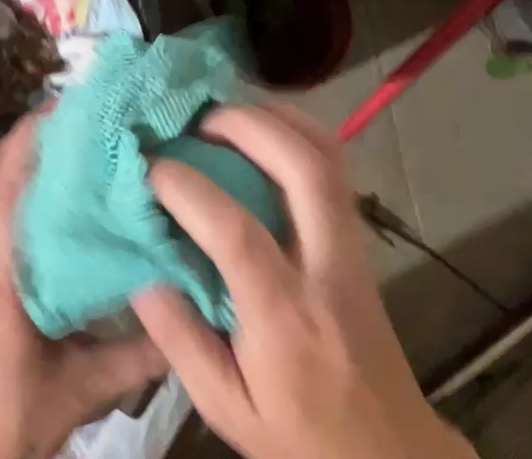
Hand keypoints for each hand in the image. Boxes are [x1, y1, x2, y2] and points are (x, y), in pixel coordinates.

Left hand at [0, 113, 166, 458]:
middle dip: (19, 138)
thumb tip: (192, 311)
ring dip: (2, 157)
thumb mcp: (87, 385)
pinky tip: (20, 184)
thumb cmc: (22, 412)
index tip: (64, 110)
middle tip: (65, 115)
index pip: (6, 190)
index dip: (29, 143)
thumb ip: (139, 351)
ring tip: (45, 140)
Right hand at [130, 101, 476, 458]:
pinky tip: (261, 129)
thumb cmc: (300, 434)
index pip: (239, 234)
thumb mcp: (226, 409)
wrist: (390, 454)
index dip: (190, 189)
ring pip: (330, 157)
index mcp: (286, 317)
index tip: (149, 166)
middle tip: (197, 115)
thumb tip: (141, 273)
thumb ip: (180, 341)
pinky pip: (335, 168)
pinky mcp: (360, 241)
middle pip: (305, 169)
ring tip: (227, 108)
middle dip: (248, 125)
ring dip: (279, 117)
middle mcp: (328, 269)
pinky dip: (298, 132)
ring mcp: (353, 248)